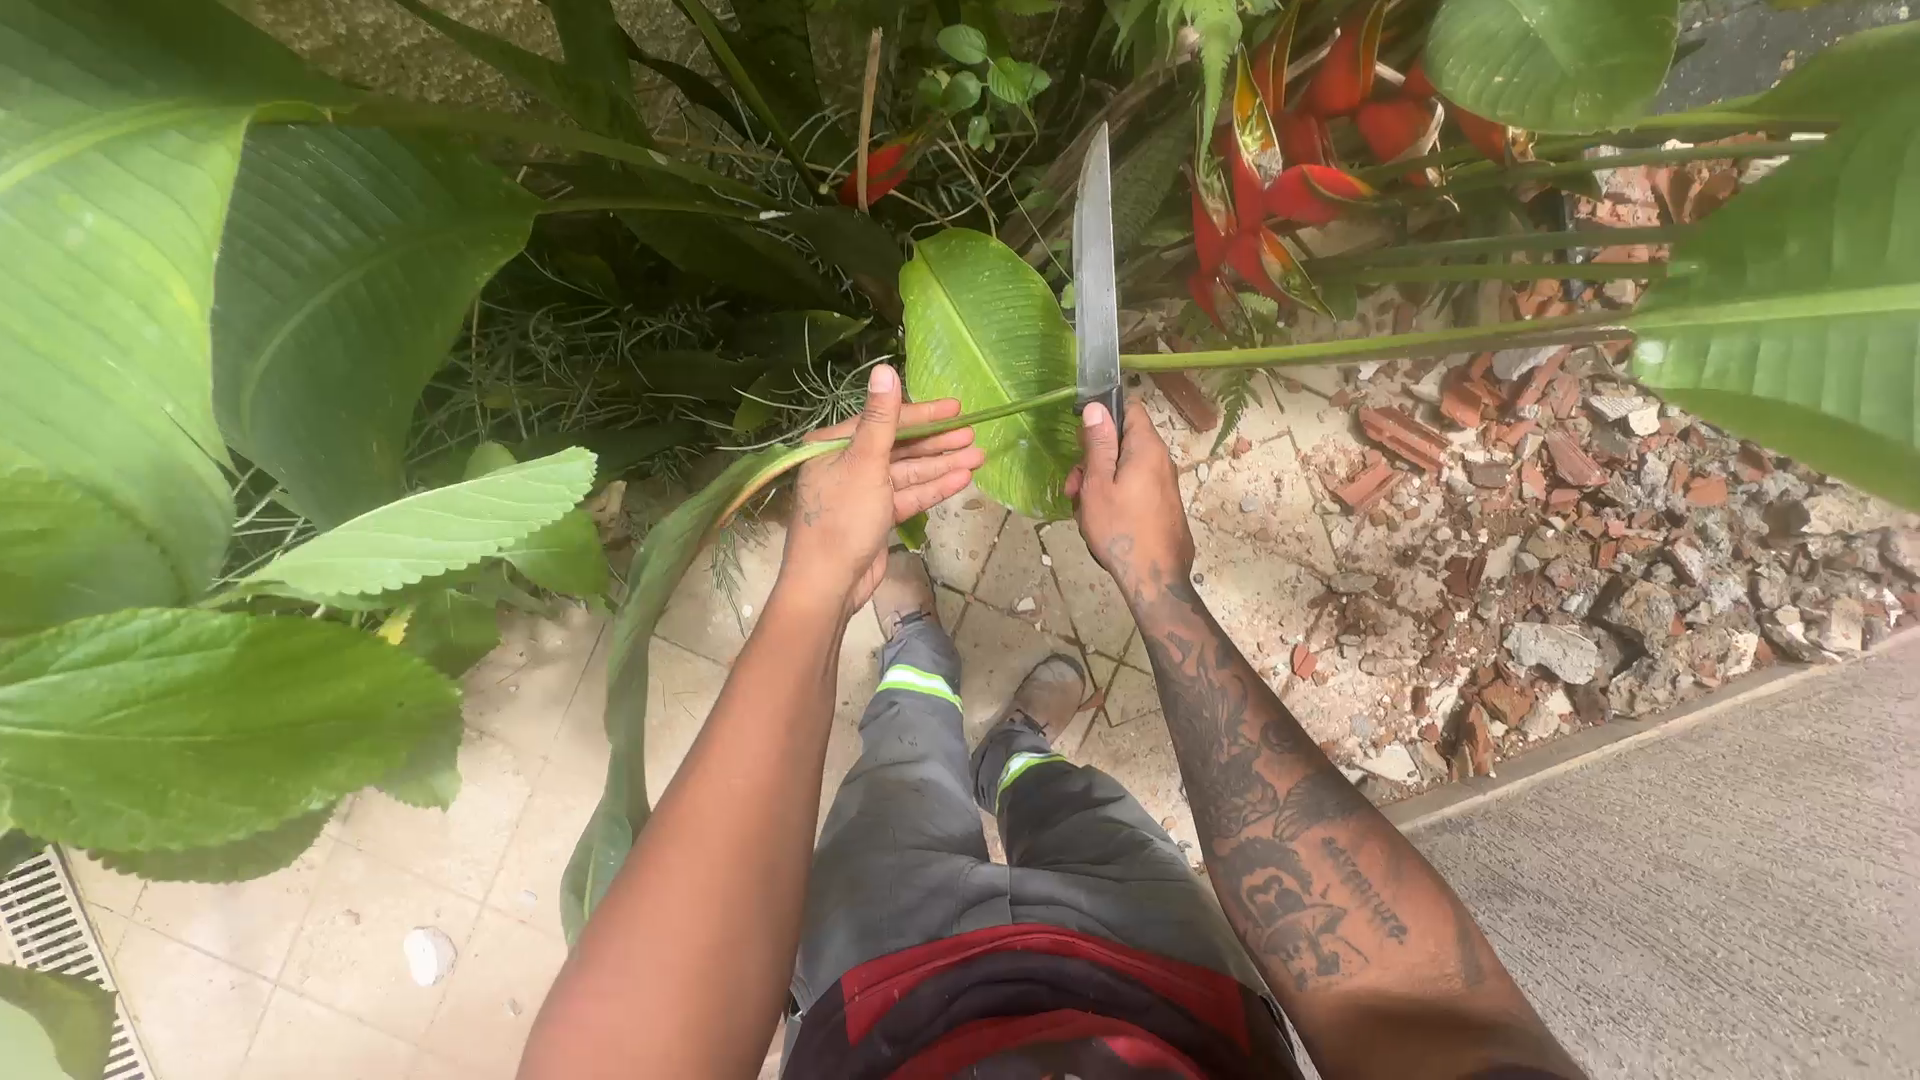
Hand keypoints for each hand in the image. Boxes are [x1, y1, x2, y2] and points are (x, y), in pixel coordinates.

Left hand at [780, 364, 983, 618]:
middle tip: (973, 434)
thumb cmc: (842, 518)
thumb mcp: (864, 462)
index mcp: (834, 445)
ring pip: (908, 472)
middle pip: (900, 446)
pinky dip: (933, 488)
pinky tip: (961, 479)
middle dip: (937, 442)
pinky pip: (908, 495)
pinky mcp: (876, 517)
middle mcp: (847, 463)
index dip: (923, 414)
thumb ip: (882, 418)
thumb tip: (884, 368)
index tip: (956, 408)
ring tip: (978, 456)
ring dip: (941, 465)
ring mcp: (863, 492)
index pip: (886, 421)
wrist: (828, 582)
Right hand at [1064, 399, 1193, 607]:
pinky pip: (1133, 488)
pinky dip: (1113, 497)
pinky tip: (1099, 521)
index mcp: (1146, 448)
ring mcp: (1163, 484)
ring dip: (1099, 483)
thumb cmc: (1120, 528)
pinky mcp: (1161, 504)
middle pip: (1123, 443)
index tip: (1081, 437)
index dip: (1104, 416)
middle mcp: (1160, 460)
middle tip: (1074, 488)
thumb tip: (1097, 408)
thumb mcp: (1098, 484)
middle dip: (1093, 460)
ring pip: (1124, 469)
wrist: (1154, 577)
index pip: (1130, 409)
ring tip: (1082, 511)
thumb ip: (1098, 444)